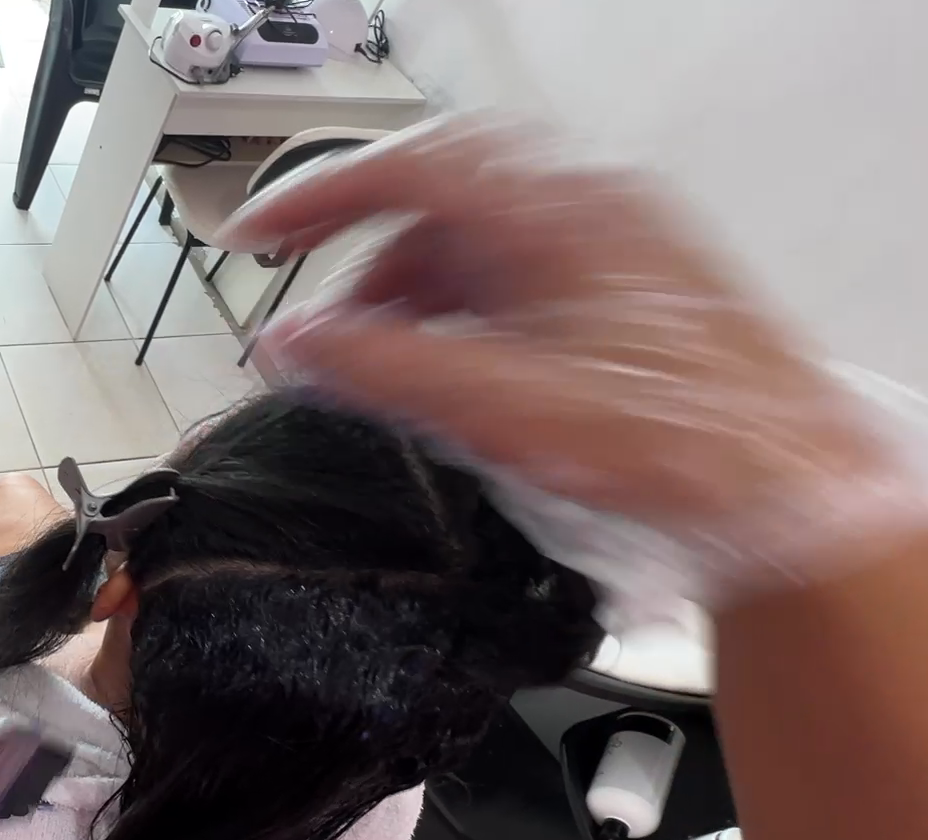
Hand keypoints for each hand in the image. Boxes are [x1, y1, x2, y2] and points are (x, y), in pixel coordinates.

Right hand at [225, 113, 923, 599]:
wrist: (775, 484)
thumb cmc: (667, 439)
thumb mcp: (491, 402)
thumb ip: (375, 367)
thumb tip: (288, 342)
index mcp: (557, 213)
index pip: (408, 167)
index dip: (313, 195)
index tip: (252, 232)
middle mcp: (574, 210)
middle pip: (425, 196)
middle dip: (346, 237)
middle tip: (288, 268)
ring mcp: (582, 248)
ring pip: (449, 242)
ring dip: (386, 292)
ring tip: (359, 357)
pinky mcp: (582, 290)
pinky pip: (478, 279)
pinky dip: (426, 314)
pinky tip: (415, 363)